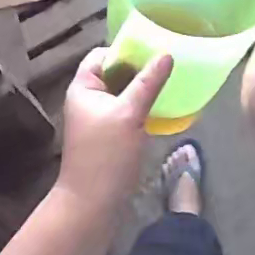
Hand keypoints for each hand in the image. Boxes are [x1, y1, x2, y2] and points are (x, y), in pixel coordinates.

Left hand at [58, 48, 172, 210]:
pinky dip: (145, 104)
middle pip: (115, 72)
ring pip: (125, 91)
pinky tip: (165, 104)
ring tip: (171, 80)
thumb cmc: (105, 155)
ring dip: (144, 86)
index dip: (124, 50)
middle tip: (168, 62)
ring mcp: (101, 117)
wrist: (93, 204)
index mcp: (84, 88)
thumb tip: (167, 54)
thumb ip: (148, 82)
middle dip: (140, 67)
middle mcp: (90, 99)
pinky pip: (130, 108)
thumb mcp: (129, 114)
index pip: (101, 55)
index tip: (153, 50)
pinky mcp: (113, 133)